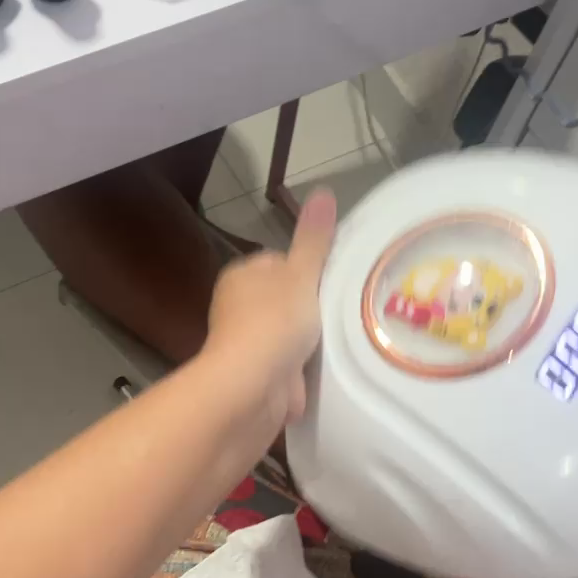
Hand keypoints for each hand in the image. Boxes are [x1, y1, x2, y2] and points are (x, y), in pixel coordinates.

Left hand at [201, 189, 337, 422]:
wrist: (252, 387)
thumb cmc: (274, 322)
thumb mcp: (301, 273)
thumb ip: (314, 239)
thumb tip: (323, 191)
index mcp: (240, 277)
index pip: (278, 263)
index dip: (306, 271)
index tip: (329, 281)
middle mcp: (235, 309)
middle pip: (285, 302)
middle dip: (310, 310)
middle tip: (341, 312)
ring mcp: (245, 346)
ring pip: (288, 337)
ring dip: (308, 344)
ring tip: (336, 342)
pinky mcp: (256, 378)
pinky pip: (288, 368)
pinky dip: (302, 373)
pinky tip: (320, 372)